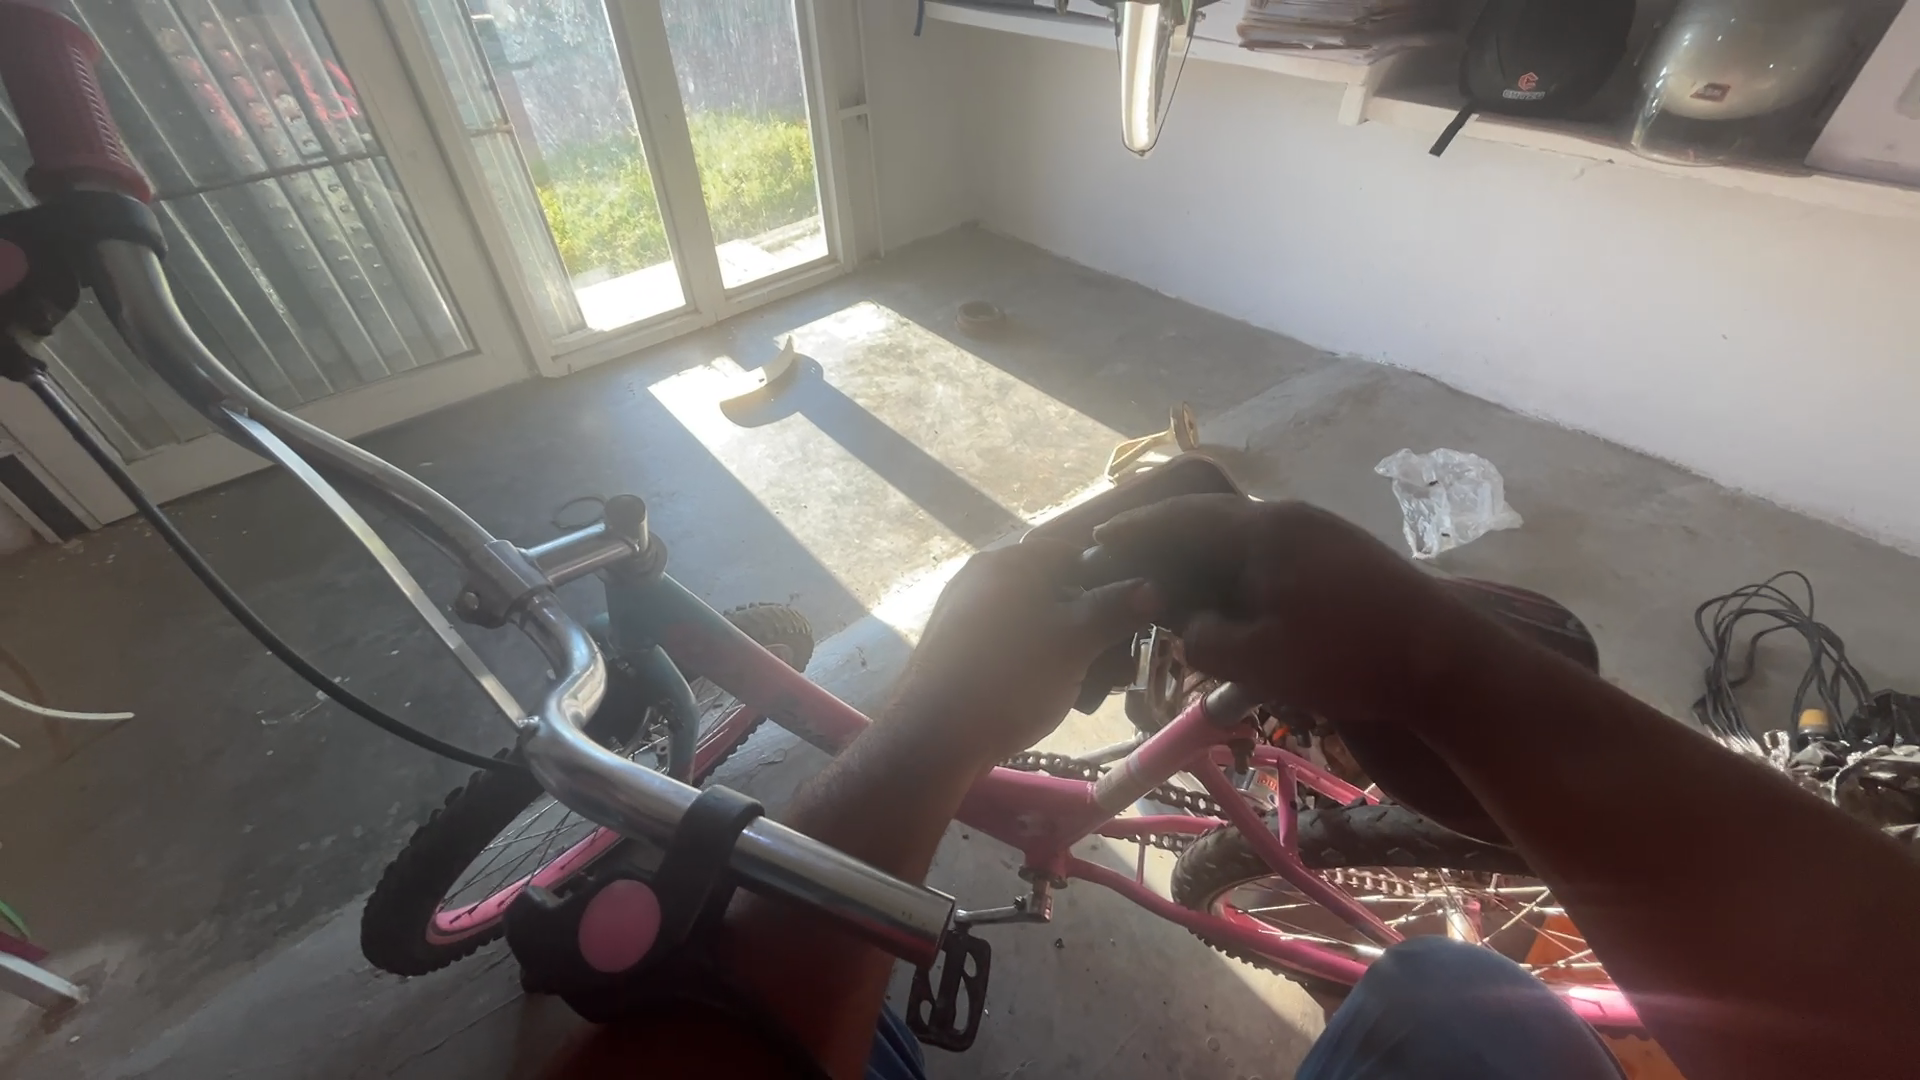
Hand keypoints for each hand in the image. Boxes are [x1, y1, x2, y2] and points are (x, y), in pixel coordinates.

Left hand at [891, 539, 1159, 771]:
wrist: (934, 735)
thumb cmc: (1012, 677)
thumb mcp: (1075, 643)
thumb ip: (1115, 609)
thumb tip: (1153, 585)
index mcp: (1008, 561)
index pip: (1067, 550)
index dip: (1103, 573)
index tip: (1129, 604)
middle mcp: (978, 575)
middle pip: (1045, 583)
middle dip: (1080, 611)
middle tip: (1110, 647)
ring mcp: (959, 610)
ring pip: (1024, 613)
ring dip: (1055, 636)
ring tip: (1082, 674)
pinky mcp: (949, 645)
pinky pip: (1000, 637)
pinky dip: (1026, 653)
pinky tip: (1040, 686)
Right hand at [1091, 495, 1494, 728]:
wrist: (1450, 664)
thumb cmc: (1346, 660)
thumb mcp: (1257, 658)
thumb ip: (1202, 638)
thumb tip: (1184, 622)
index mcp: (1262, 532)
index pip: (1182, 519)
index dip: (1136, 530)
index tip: (1100, 540)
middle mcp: (1288, 518)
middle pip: (1208, 519)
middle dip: (1165, 539)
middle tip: (1129, 556)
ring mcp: (1318, 532)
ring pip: (1239, 537)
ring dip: (1203, 557)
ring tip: (1175, 583)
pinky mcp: (1338, 553)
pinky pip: (1267, 551)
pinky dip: (1235, 569)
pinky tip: (1230, 596)